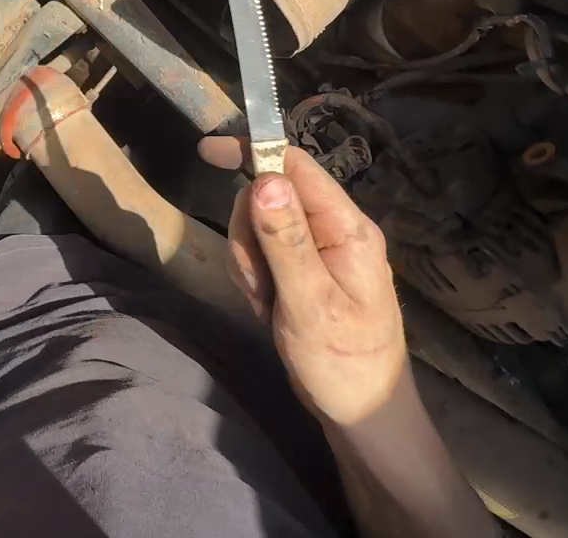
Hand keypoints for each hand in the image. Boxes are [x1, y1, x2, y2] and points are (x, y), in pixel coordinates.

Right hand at [199, 140, 406, 427]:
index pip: (294, 165)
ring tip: (266, 301)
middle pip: (266, 194)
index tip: (206, 153)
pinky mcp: (299, 268)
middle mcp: (333, 229)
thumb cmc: (344, 363)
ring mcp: (316, 249)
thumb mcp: (310, 303)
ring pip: (256, 224)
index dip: (251, 152)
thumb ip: (286, 240)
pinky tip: (266, 306)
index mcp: (347, 228)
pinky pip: (258, 251)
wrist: (361, 416)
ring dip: (248, 259)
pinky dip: (251, 275)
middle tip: (255, 278)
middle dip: (247, 231)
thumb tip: (265, 178)